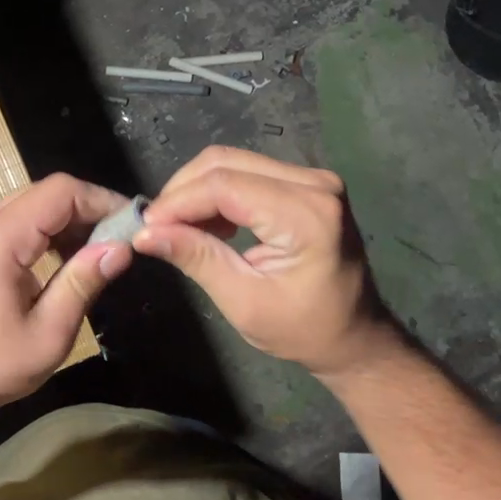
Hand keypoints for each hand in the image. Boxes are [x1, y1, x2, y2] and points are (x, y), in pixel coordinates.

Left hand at [0, 175, 133, 434]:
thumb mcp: (49, 332)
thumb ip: (83, 282)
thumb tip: (121, 246)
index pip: (61, 192)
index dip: (102, 200)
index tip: (133, 226)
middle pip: (48, 192)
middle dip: (90, 211)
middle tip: (121, 243)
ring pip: (35, 202)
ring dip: (71, 221)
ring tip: (100, 254)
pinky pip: (19, 218)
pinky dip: (49, 230)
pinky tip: (68, 259)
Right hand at [132, 146, 393, 378]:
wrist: (356, 337)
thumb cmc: (303, 329)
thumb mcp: (243, 301)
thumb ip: (196, 258)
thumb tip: (144, 234)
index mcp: (306, 215)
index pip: (224, 185)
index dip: (177, 202)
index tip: (145, 227)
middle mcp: (314, 183)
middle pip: (225, 163)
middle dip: (182, 191)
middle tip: (155, 227)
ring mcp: (313, 179)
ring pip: (232, 162)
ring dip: (196, 190)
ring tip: (176, 228)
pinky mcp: (306, 183)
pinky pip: (248, 172)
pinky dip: (217, 193)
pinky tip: (205, 223)